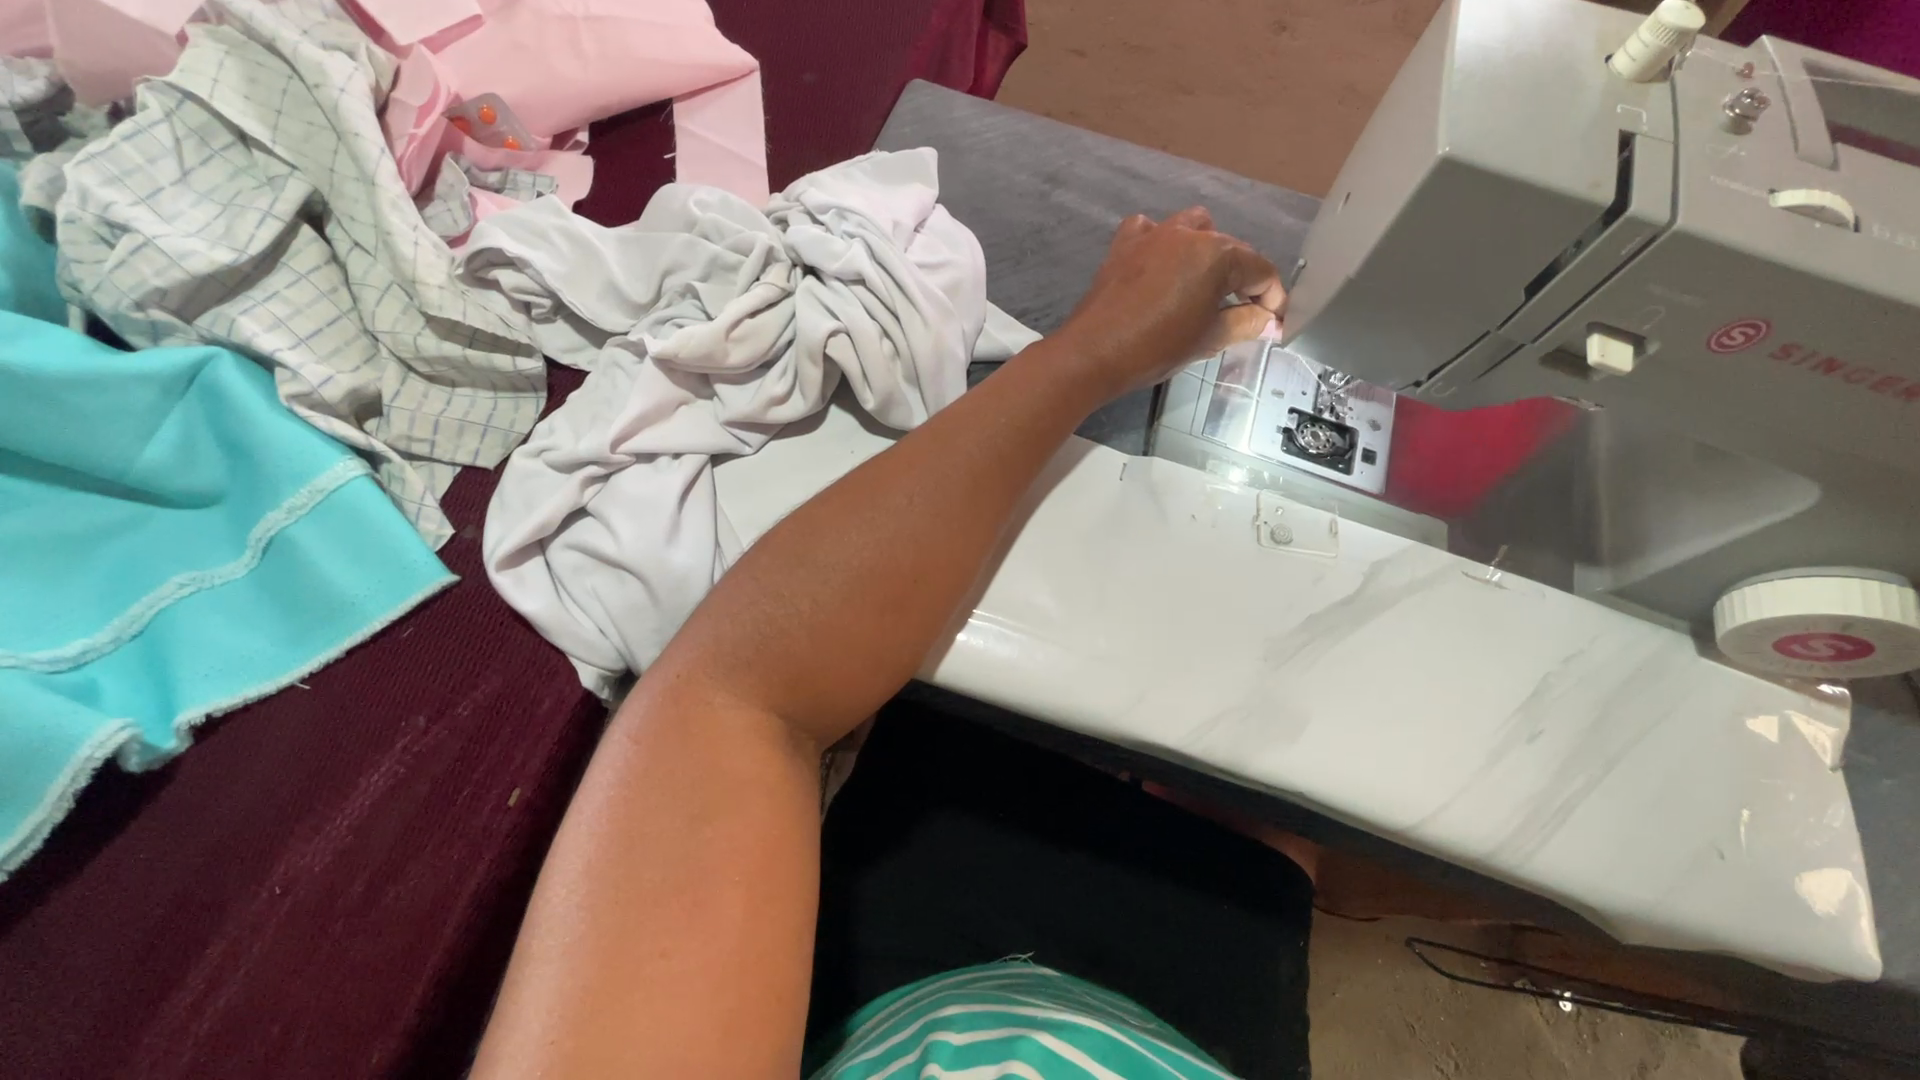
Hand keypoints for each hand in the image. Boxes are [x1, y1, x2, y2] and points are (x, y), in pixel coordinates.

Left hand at [1052, 207, 1285, 399]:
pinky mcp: (1125, 244)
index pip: (1261, 271)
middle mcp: (1189, 233)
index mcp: (1217, 254)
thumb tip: (1269, 319)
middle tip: (1243, 313)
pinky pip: (1152, 231)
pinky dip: (1164, 244)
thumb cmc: (1155, 348)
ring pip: (1196, 228)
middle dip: (1242, 279)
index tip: (1273, 321)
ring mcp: (1154, 234)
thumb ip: (1245, 323)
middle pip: (1231, 250)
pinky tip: (1162, 267)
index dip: (1272, 298)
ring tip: (1203, 287)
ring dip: (1207, 252)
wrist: (1092, 354)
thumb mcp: (1208, 340)